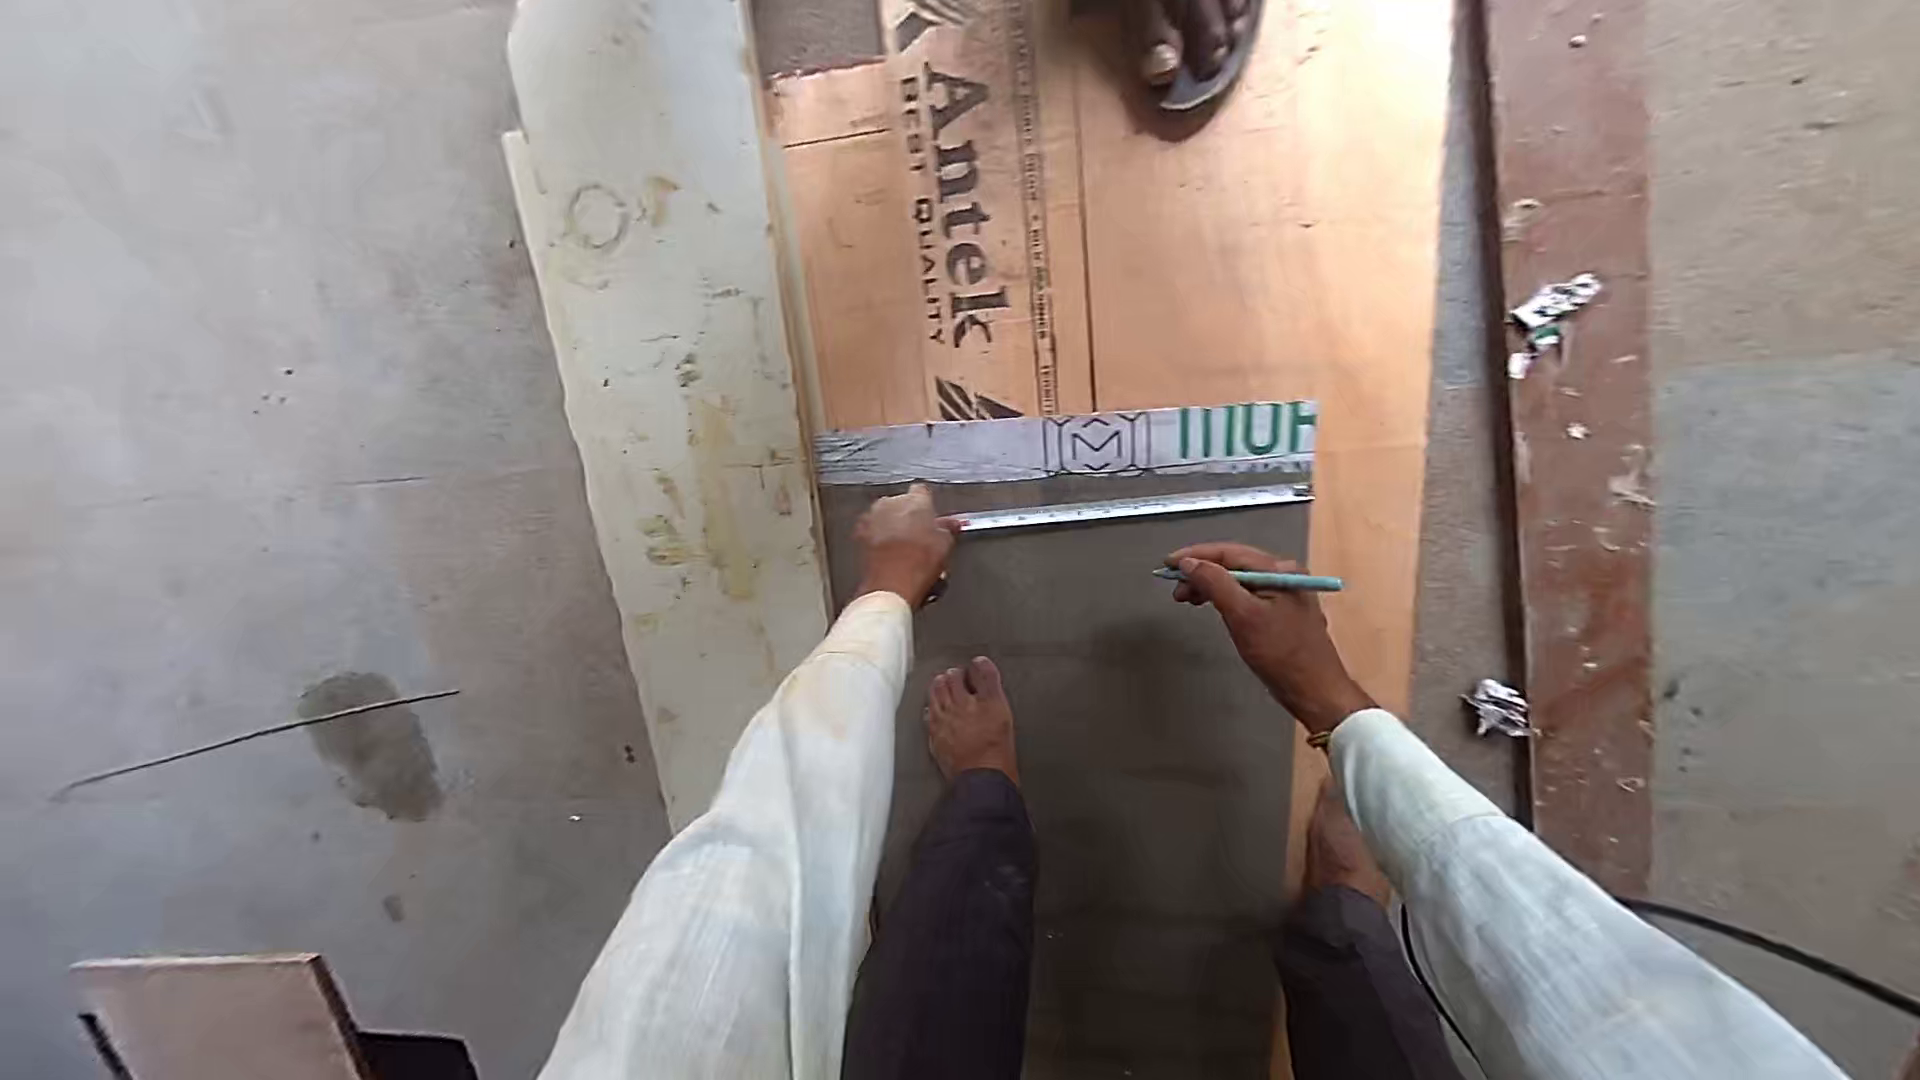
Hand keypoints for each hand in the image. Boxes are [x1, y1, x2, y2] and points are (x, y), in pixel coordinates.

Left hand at [855, 483, 961, 607]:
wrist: (890, 585)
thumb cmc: (920, 562)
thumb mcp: (945, 545)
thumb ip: (947, 529)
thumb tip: (951, 524)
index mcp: (915, 499)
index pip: (922, 491)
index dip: (927, 505)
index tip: (931, 517)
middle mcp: (890, 502)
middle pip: (901, 503)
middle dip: (908, 515)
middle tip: (919, 535)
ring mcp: (871, 516)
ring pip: (884, 515)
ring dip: (892, 525)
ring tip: (903, 547)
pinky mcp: (858, 533)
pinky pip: (872, 530)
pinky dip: (878, 537)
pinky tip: (888, 554)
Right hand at [1166, 542, 1374, 734]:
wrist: (1315, 691)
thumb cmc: (1280, 654)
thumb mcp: (1243, 615)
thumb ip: (1215, 583)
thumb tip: (1188, 562)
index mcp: (1278, 570)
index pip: (1229, 552)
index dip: (1195, 555)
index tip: (1168, 563)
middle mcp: (1282, 575)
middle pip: (1232, 564)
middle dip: (1200, 572)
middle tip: (1175, 589)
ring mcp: (1281, 593)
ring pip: (1236, 580)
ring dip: (1208, 585)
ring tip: (1186, 599)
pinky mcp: (1278, 611)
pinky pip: (1243, 594)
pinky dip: (1221, 597)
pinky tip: (1209, 605)